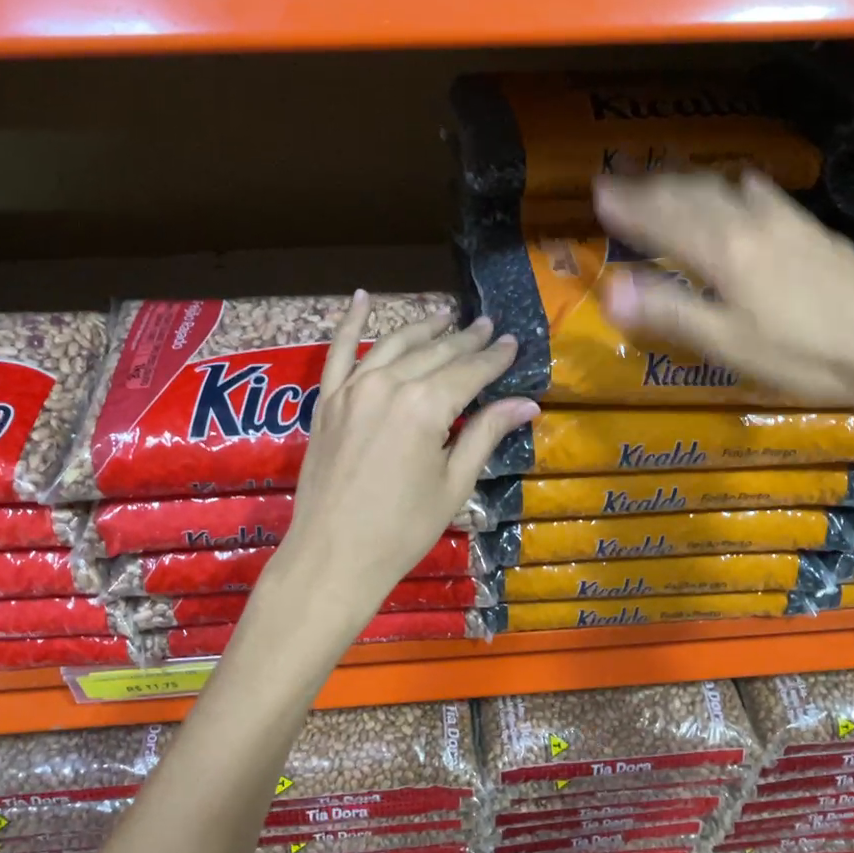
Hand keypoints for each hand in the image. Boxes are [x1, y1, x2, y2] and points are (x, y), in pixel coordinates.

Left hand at [267, 292, 538, 631]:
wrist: (332, 556)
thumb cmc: (402, 530)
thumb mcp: (453, 484)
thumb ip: (485, 434)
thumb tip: (526, 403)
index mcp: (426, 406)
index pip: (470, 371)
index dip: (494, 357)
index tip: (512, 342)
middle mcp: (389, 384)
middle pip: (435, 353)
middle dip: (465, 340)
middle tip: (487, 326)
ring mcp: (352, 389)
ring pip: (394, 345)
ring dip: (423, 328)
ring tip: (446, 316)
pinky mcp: (327, 401)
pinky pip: (337, 351)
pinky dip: (349, 322)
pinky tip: (361, 296)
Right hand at [592, 171, 853, 416]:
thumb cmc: (805, 355)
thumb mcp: (729, 344)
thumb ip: (670, 313)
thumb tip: (610, 292)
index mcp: (725, 252)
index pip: (664, 220)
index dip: (629, 207)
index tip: (598, 192)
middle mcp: (752, 225)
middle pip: (692, 196)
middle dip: (650, 187)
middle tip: (618, 179)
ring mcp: (788, 225)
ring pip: (726, 191)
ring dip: (688, 181)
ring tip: (665, 177)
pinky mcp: (815, 233)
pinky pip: (763, 195)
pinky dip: (736, 187)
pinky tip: (743, 184)